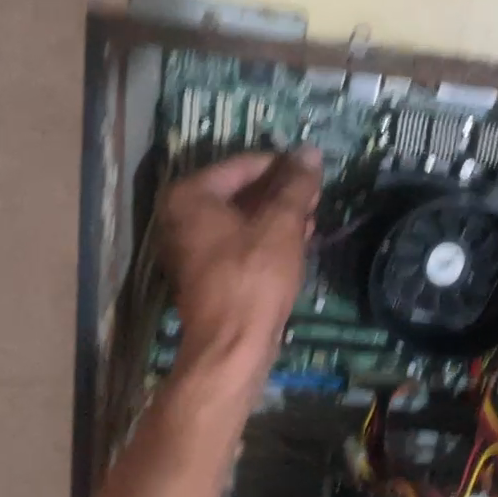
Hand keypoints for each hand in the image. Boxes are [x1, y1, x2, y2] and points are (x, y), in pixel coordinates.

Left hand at [159, 149, 321, 379]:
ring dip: (278, 216)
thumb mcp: (281, 224)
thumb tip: (310, 151)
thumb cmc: (253, 277)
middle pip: (241, 191)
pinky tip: (299, 241)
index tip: (315, 174)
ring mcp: (192, 246)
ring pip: (243, 218)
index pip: (244, 164)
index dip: (284, 167)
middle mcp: (181, 216)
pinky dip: (267, 239)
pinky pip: (240, 242)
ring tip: (313, 218)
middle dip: (282, 193)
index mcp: (190, 196)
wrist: (232, 345)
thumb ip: (296, 184)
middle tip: (316, 198)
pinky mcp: (207, 272)